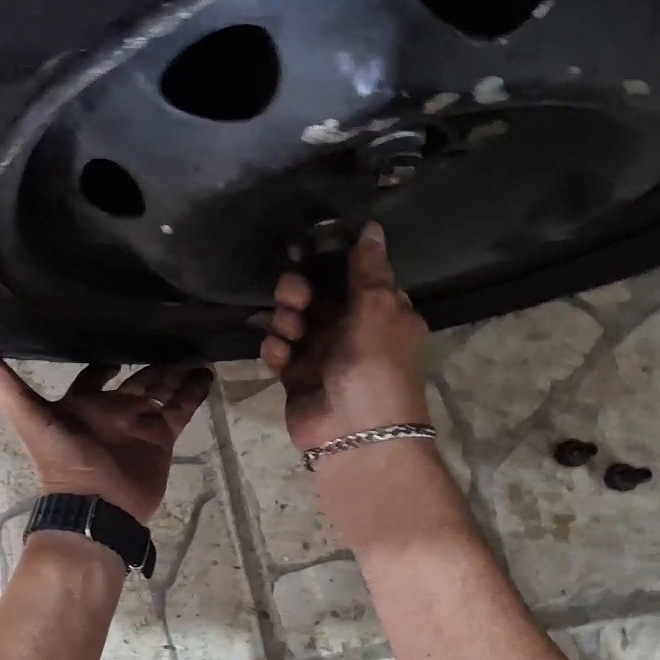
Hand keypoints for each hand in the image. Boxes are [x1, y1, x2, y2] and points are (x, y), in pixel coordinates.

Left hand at [0, 349, 211, 523]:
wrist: (99, 506)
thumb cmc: (64, 460)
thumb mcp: (29, 415)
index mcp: (83, 402)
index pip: (95, 372)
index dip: (104, 356)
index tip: (116, 328)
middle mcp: (113, 409)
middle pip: (137, 376)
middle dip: (152, 356)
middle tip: (171, 326)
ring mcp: (140, 422)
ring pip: (163, 388)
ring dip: (177, 368)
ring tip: (197, 342)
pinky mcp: (162, 436)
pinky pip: (182, 409)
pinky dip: (195, 390)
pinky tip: (208, 369)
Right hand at [262, 222, 430, 452]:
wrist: (356, 434)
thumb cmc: (375, 365)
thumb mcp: (379, 307)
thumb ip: (369, 267)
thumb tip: (373, 226)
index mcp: (382, 312)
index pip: (353, 276)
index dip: (330, 261)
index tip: (307, 246)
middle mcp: (352, 331)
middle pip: (317, 296)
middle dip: (299, 290)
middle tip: (294, 294)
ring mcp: (322, 356)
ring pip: (294, 321)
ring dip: (286, 319)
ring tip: (289, 330)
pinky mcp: (297, 378)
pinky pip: (280, 351)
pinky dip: (277, 349)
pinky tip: (281, 355)